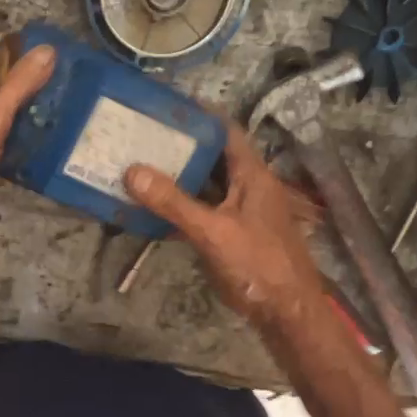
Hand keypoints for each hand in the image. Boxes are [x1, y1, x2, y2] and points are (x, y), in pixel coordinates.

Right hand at [125, 123, 325, 329]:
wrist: (284, 311)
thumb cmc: (257, 264)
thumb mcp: (212, 231)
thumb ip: (173, 202)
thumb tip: (132, 171)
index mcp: (252, 176)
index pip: (227, 132)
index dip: (201, 115)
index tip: (166, 105)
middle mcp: (246, 188)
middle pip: (212, 157)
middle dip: (180, 146)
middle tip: (141, 135)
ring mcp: (238, 213)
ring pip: (204, 186)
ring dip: (175, 177)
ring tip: (138, 164)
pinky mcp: (228, 235)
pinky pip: (198, 211)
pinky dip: (176, 207)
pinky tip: (148, 207)